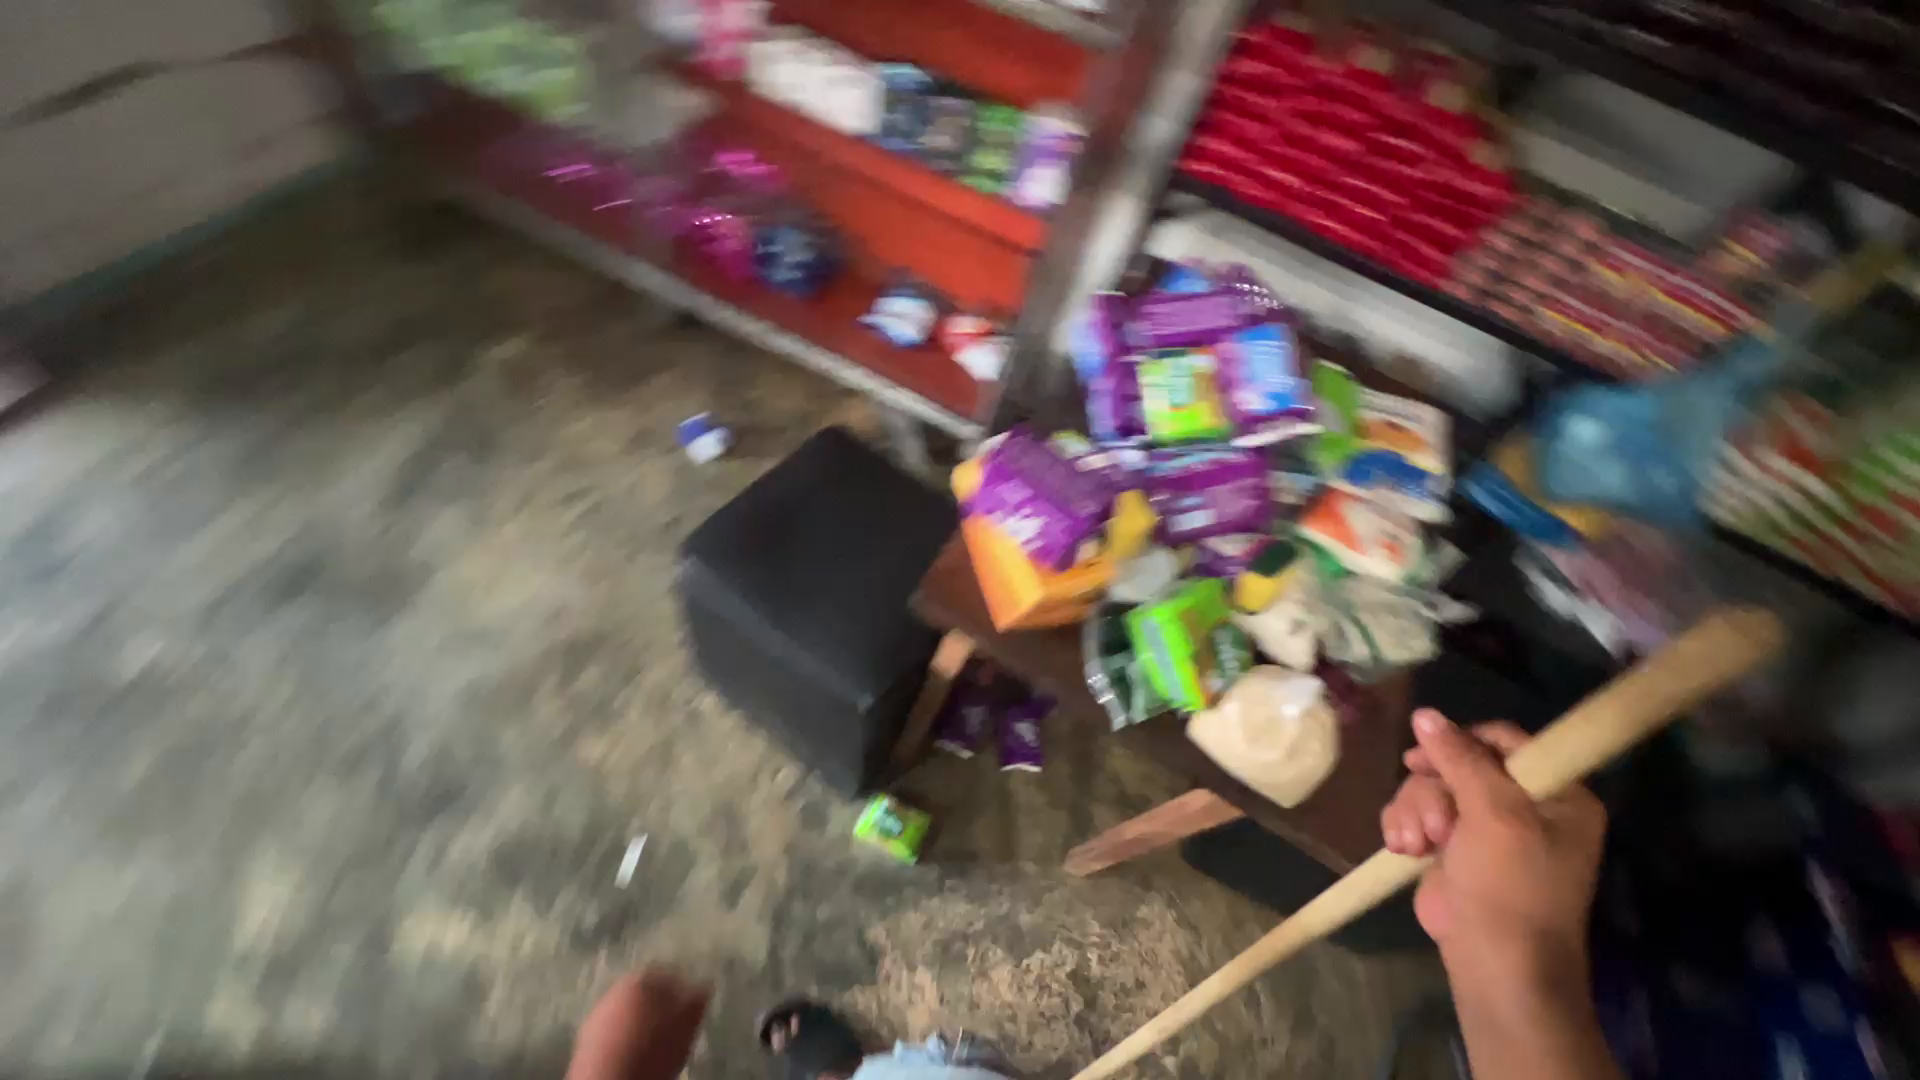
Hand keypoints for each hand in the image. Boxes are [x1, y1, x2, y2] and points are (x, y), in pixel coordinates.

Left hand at [567, 969, 710, 1079]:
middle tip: (675, 1014)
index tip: (691, 993)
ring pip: (627, 1008)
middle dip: (659, 999)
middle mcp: (614, 989)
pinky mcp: (585, 1039)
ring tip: (657, 1034)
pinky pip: (613, 1028)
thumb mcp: (686, 1023)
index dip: (681, 979)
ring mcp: (596, 1013)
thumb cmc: (652, 1050)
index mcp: (639, 979)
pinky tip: (636, 1048)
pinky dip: (625, 1033)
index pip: (665, 967)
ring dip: (641, 1017)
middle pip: (643, 987)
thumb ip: (697, 998)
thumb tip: (706, 983)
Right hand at [1380, 709, 1606, 986]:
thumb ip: (1460, 759)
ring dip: (1413, 811)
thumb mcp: (1493, 813)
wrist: (1494, 959)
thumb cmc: (1511, 884)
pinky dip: (1402, 826)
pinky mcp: (1447, 845)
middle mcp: (1520, 805)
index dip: (1462, 742)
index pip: (1504, 742)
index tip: (1427, 755)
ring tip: (1415, 844)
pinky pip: (1412, 812)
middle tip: (1434, 824)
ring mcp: (1480, 826)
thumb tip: (1424, 714)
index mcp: (1555, 794)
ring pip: (1427, 786)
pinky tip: (1402, 848)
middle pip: (1455, 763)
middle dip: (1432, 790)